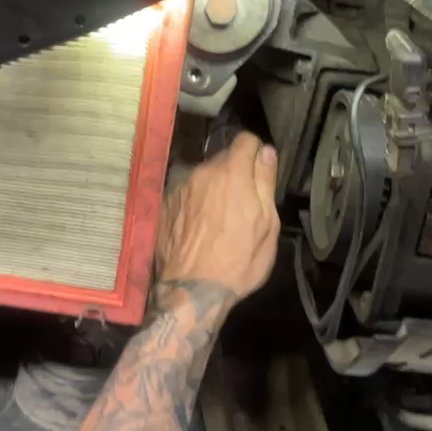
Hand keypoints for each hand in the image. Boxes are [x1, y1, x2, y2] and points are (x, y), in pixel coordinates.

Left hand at [155, 132, 281, 300]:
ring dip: (211, 188)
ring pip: (202, 177)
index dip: (256, 153)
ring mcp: (179, 187)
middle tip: (240, 204)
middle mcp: (201, 172)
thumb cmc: (239, 260)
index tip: (259, 172)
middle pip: (223, 159)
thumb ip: (265, 182)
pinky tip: (197, 228)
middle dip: (234, 174)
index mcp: (231, 173)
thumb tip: (265, 151)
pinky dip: (193, 203)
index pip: (246, 140)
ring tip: (216, 220)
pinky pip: (185, 193)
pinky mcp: (163, 204)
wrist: (192, 290)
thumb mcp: (268, 225)